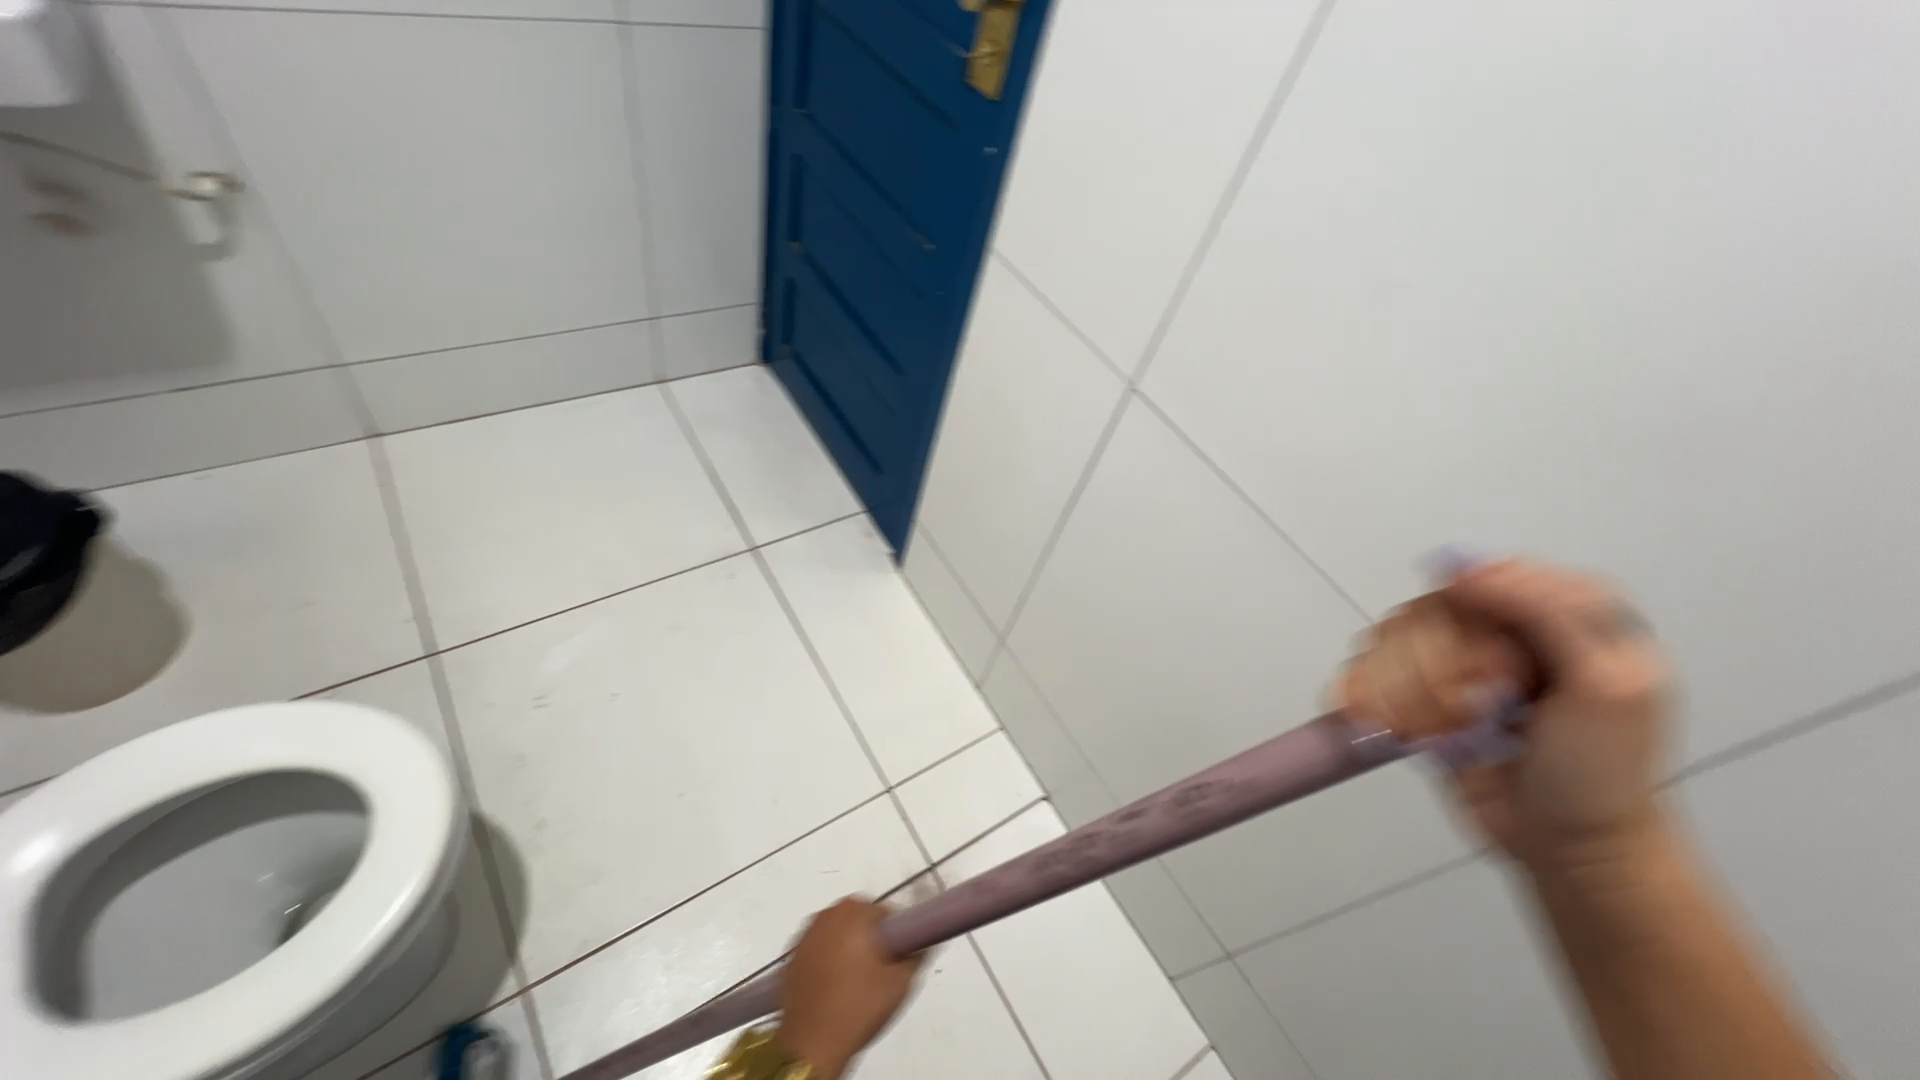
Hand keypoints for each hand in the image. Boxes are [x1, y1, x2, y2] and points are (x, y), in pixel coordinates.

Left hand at [777, 897, 922, 1078]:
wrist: (811, 1044)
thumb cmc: (859, 1006)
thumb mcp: (901, 983)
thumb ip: (915, 954)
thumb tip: (917, 945)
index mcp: (852, 912)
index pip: (884, 914)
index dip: (895, 937)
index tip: (896, 961)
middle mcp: (825, 915)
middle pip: (858, 921)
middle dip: (870, 941)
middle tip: (880, 973)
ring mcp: (803, 937)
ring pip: (836, 936)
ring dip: (847, 950)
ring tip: (856, 985)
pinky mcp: (789, 961)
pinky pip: (817, 953)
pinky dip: (827, 963)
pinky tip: (834, 991)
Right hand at [1336, 559, 1670, 874]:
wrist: (1568, 848)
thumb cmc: (1598, 771)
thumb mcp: (1607, 684)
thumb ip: (1548, 608)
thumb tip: (1457, 565)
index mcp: (1554, 608)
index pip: (1477, 580)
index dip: (1474, 627)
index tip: (1494, 680)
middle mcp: (1497, 624)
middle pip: (1426, 611)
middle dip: (1443, 672)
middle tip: (1484, 714)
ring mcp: (1451, 656)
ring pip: (1389, 640)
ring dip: (1411, 696)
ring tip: (1448, 735)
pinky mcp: (1414, 689)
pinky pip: (1366, 669)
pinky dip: (1374, 701)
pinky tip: (1398, 730)